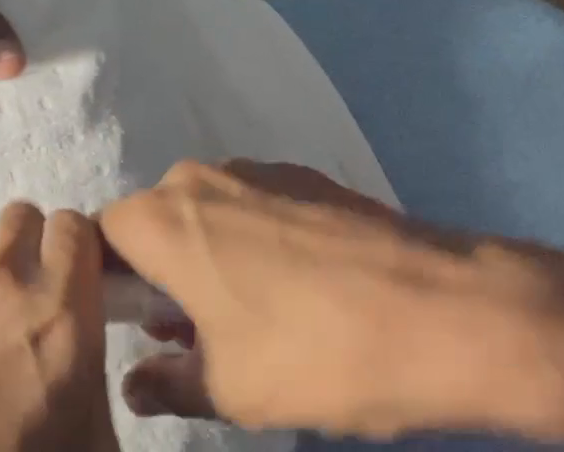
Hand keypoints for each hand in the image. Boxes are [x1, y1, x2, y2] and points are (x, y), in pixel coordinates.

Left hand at [0, 202, 117, 451]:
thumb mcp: (94, 433)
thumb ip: (94, 368)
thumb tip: (88, 347)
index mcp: (62, 309)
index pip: (74, 226)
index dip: (81, 244)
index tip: (85, 271)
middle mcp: (7, 279)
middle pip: (23, 213)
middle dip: (37, 238)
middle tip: (43, 281)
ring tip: (2, 305)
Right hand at [101, 160, 536, 438]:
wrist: (465, 319)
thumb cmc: (320, 354)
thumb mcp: (234, 391)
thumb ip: (166, 385)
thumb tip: (130, 388)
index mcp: (154, 220)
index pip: (98, 241)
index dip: (114, 285)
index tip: (143, 325)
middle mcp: (188, 180)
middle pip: (152, 225)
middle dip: (165, 275)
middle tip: (199, 331)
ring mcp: (248, 171)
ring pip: (204, 215)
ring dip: (211, 257)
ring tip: (260, 314)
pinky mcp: (302, 176)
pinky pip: (253, 207)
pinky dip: (260, 241)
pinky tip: (308, 289)